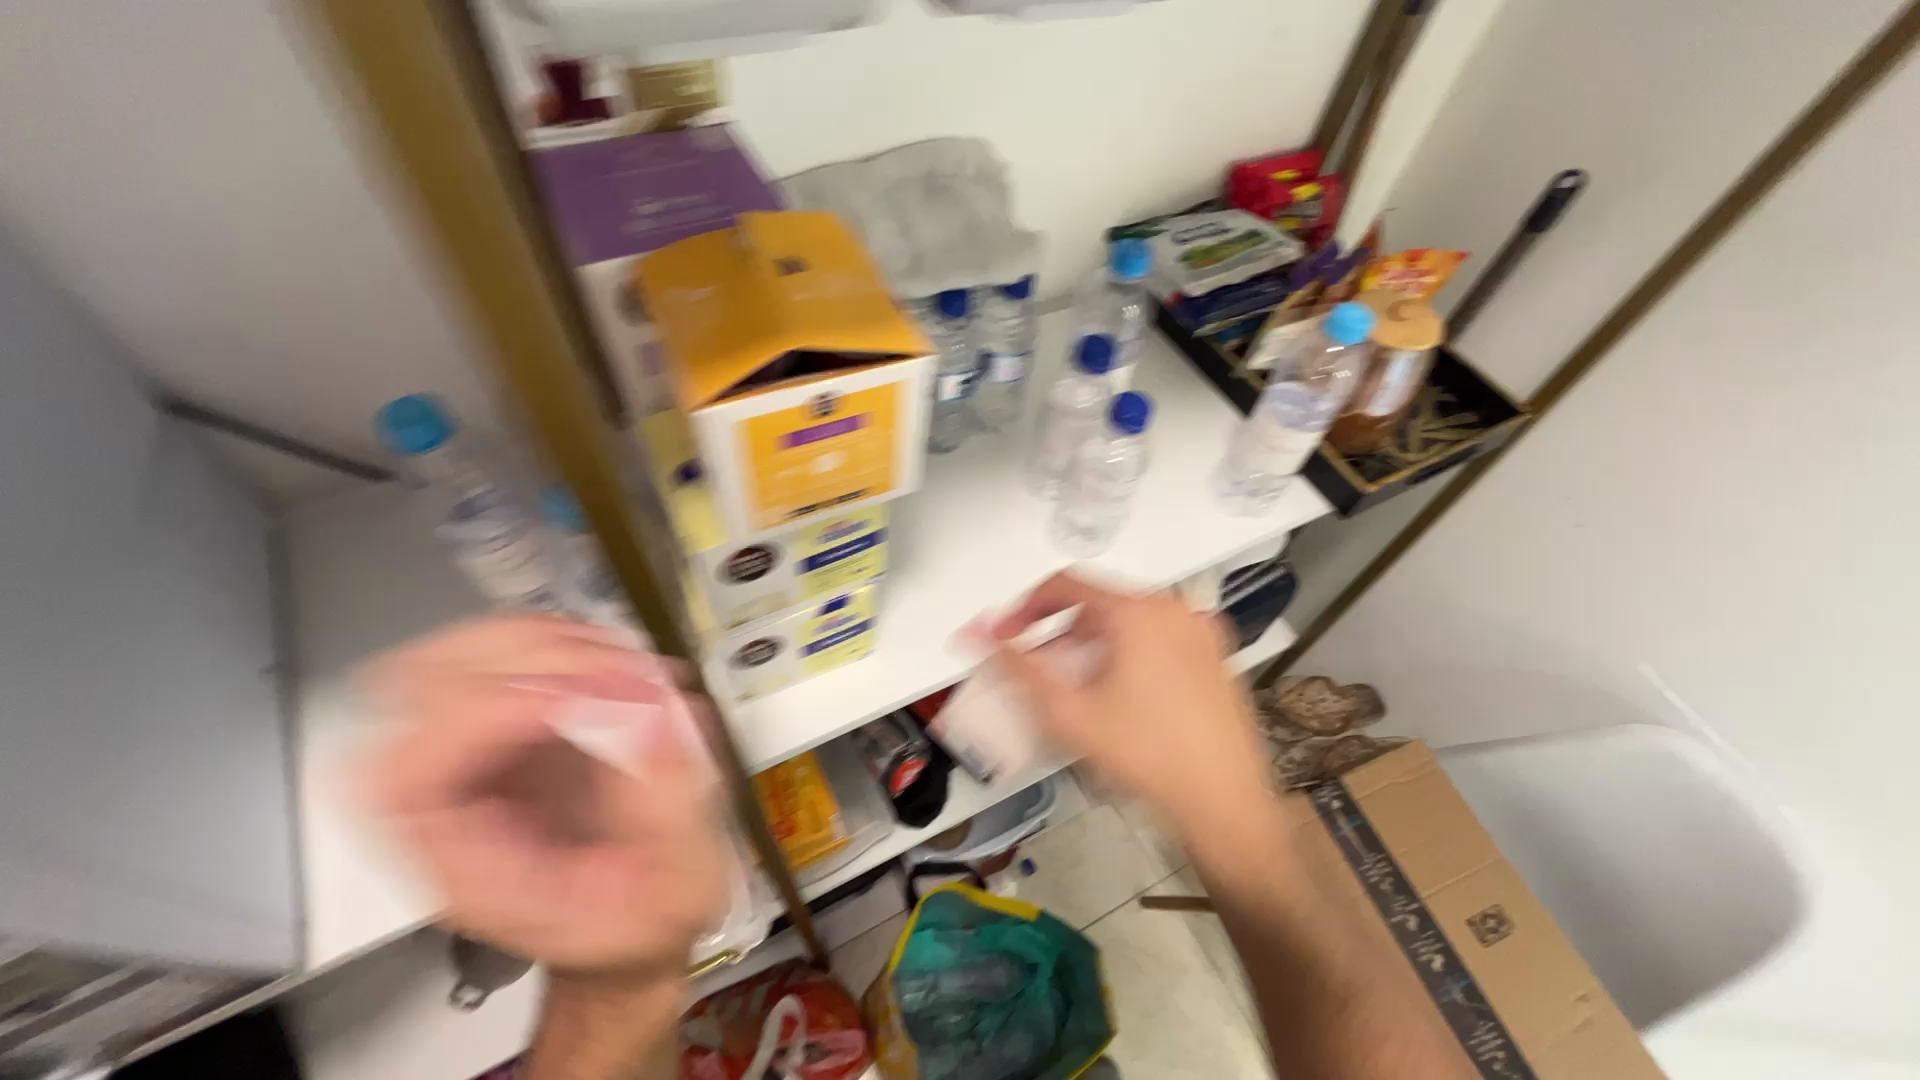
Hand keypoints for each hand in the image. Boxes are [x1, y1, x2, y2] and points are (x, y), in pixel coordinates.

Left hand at [360, 615, 729, 977]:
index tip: (593, 703)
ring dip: (554, 643)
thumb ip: (672, 812)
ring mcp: (481, 750)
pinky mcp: (522, 722)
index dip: (501, 710)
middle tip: (613, 672)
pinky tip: (622, 667)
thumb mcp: (676, 896)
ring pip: (463, 652)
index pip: (419, 758)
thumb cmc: (633, 930)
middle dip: (527, 660)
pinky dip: (572, 642)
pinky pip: (518, 652)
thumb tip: (659, 718)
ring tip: (628, 668)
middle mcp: (451, 794)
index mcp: (459, 859)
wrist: (630, 926)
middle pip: (422, 685)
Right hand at [989, 571, 1273, 841]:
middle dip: (1058, 632)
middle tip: (1039, 670)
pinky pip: (1158, 637)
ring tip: (1077, 689)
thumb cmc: (1151, 758)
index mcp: (1138, 613)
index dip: (1024, 609)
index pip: (1064, 585)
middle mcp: (1174, 610)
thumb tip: (979, 636)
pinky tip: (1119, 697)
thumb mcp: (1067, 713)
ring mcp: (1199, 632)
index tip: (1008, 637)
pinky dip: (1128, 653)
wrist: (1222, 801)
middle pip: (1097, 603)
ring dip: (1092, 644)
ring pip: (1128, 621)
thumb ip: (1016, 667)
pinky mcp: (1214, 655)